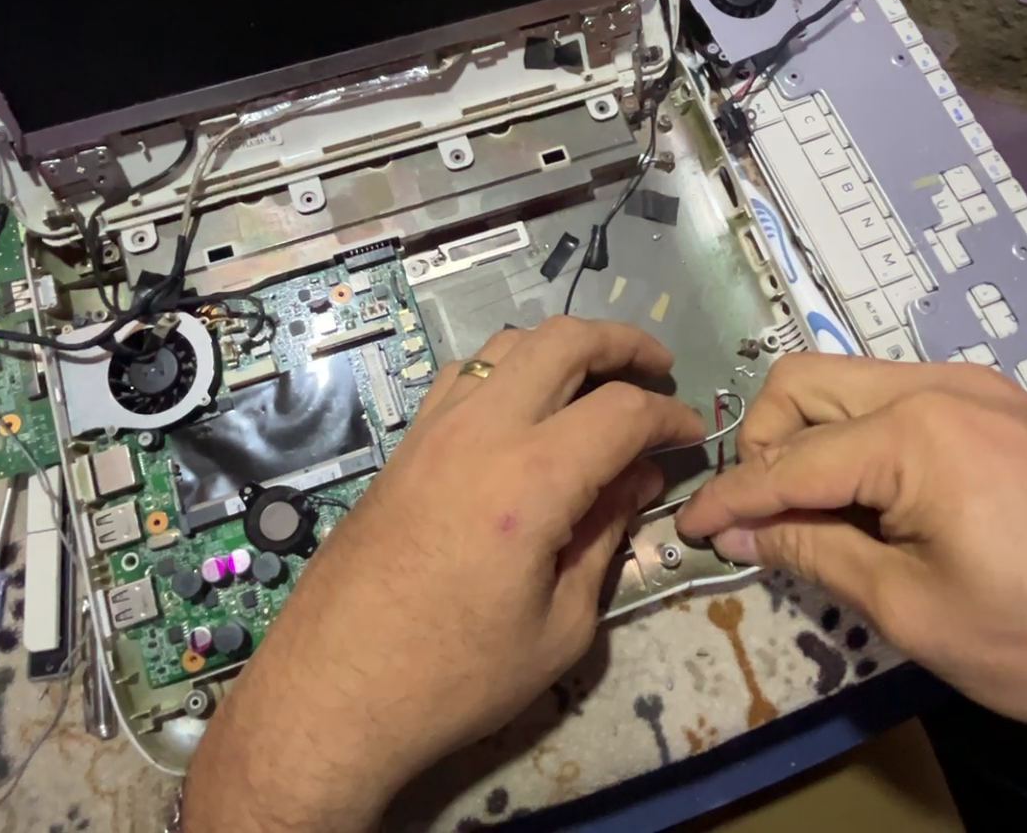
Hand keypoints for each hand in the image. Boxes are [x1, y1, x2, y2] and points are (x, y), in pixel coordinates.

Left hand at [185, 318, 704, 832]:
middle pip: (563, 339)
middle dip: (622, 343)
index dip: (670, 417)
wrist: (334, 688)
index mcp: (532, 477)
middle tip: (657, 369)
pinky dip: (510, 367)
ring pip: (509, 343)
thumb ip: (605, 537)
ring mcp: (436, 426)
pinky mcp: (407, 440)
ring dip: (562, 348)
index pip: (623, 411)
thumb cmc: (455, 675)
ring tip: (594, 380)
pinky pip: (466, 373)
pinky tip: (523, 404)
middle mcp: (482, 428)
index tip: (692, 435)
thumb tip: (638, 478)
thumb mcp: (560, 626)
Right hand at [676, 353, 1026, 830]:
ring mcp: (979, 387)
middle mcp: (939, 384)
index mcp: (913, 432)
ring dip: (811, 437)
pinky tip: (884, 495)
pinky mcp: (1005, 404)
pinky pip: (899, 398)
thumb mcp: (913, 610)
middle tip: (770, 514)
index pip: (784, 461)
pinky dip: (862, 438)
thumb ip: (810, 553)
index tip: (686, 527)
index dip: (726, 497)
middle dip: (762, 443)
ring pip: (848, 382)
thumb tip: (734, 530)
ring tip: (825, 510)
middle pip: (802, 383)